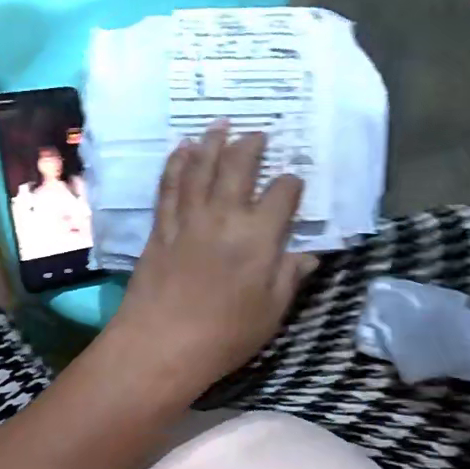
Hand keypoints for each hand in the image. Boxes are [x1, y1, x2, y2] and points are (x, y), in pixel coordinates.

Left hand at [103, 123, 316, 395]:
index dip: (291, 184)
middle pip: (239, 168)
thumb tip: (308, 254)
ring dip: (212, 143)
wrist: (161, 344)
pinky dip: (176, 164)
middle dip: (251, 146)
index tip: (294, 182)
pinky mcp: (161, 228)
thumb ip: (289, 276)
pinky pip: (169, 187)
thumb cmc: (224, 335)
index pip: (282, 196)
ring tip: (220, 124)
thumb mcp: (271, 312)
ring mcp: (189, 219)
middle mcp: (224, 217)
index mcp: (259, 237)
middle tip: (258, 133)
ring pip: (201, 169)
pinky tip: (181, 150)